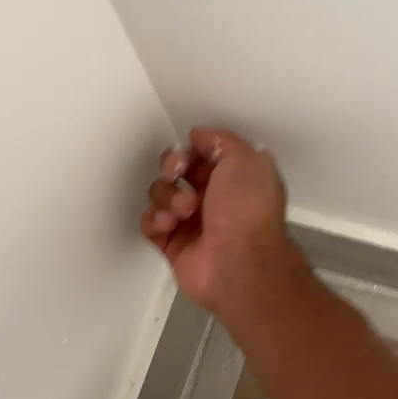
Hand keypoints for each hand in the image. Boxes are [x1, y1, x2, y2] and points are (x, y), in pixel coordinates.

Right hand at [140, 127, 305, 322]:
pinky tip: (169, 225)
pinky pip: (150, 224)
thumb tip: (199, 136)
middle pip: (176, 171)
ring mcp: (192, 224)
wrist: (238, 262)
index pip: (201, 155)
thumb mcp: (247, 159)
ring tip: (186, 212)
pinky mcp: (173, 246)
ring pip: (160, 194)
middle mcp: (214, 200)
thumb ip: (221, 140)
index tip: (189, 152)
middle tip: (177, 174)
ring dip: (168, 196)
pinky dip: (155, 220)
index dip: (191, 149)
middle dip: (172, 167)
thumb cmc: (246, 209)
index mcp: (234, 180)